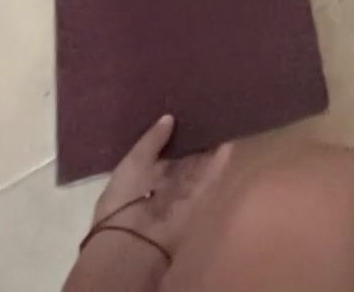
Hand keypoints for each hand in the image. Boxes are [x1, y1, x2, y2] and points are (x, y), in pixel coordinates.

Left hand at [90, 114, 233, 257]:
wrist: (133, 242)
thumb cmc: (124, 199)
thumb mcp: (132, 163)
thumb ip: (151, 140)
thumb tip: (169, 116)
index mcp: (140, 177)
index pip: (160, 152)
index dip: (172, 134)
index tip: (184, 111)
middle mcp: (163, 185)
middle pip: (182, 158)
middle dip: (193, 138)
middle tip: (207, 110)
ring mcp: (182, 193)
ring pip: (198, 166)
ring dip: (209, 147)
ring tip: (222, 119)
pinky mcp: (198, 200)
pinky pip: (210, 178)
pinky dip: (219, 162)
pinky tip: (229, 141)